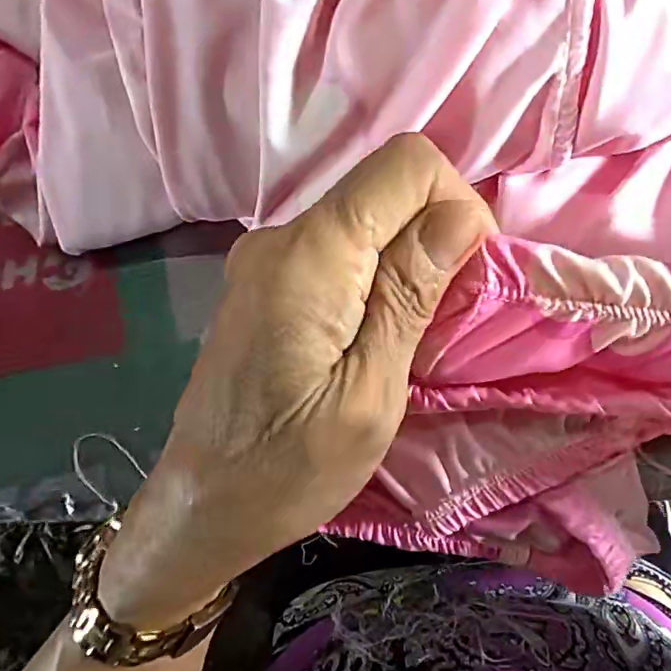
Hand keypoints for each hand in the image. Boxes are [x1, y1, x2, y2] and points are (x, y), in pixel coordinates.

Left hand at [99, 134, 495, 626]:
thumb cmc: (289, 469)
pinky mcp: (260, 288)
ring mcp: (263, 261)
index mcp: (309, 255)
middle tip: (444, 321)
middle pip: (383, 190)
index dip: (456, 204)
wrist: (202, 505)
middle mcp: (278, 238)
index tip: (467, 277)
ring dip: (404, 264)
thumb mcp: (369, 395)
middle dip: (434, 237)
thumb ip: (409, 296)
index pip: (405, 165)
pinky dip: (370, 279)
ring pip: (363, 222)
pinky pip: (335, 255)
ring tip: (410, 338)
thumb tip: (459, 215)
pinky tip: (371, 336)